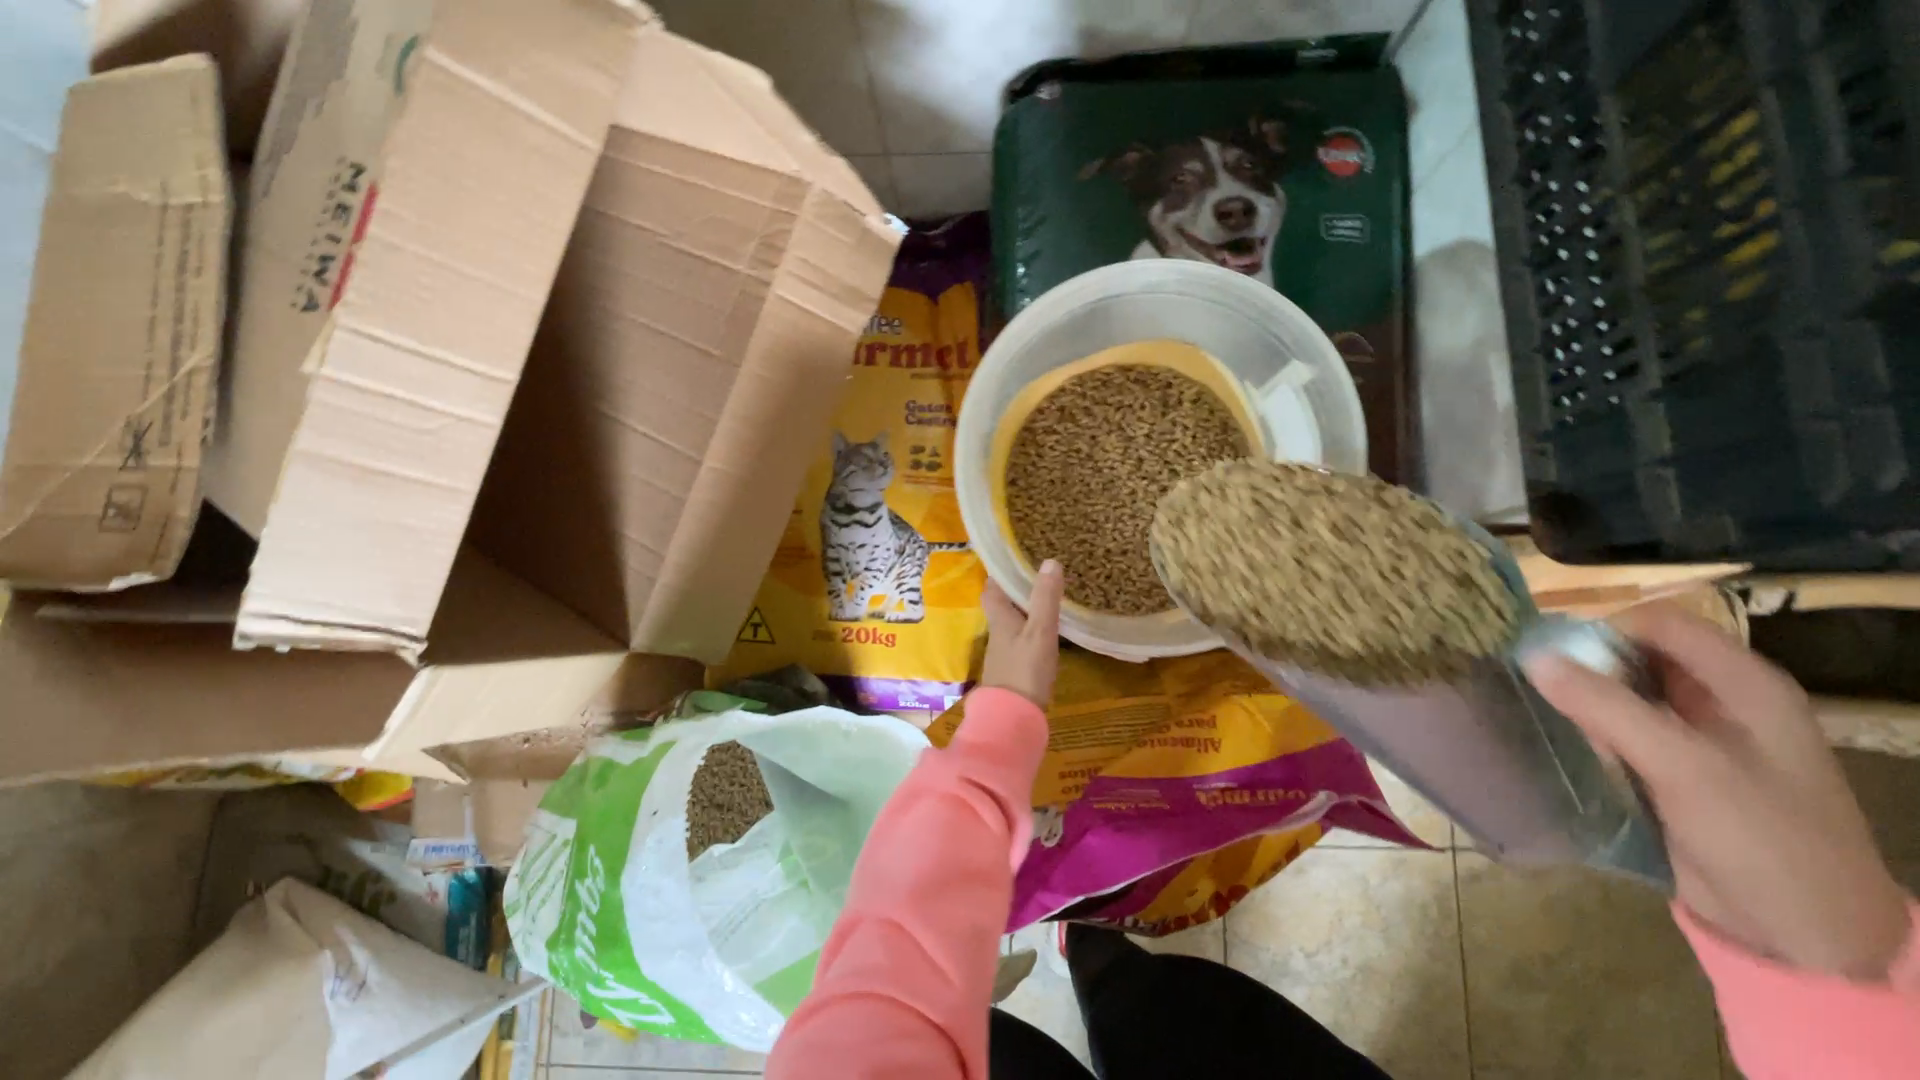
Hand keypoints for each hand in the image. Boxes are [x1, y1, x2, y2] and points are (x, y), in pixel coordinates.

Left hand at [980, 560, 1064, 707]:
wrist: (1012, 718)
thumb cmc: (1025, 670)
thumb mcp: (1040, 631)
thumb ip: (1045, 598)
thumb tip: (1049, 561)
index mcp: (999, 619)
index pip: (991, 590)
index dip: (999, 575)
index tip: (1014, 561)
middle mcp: (997, 634)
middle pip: (1000, 607)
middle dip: (1015, 592)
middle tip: (1036, 578)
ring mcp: (1003, 654)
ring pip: (1011, 624)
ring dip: (1024, 612)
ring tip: (1046, 601)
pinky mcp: (1013, 671)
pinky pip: (1020, 643)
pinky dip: (1030, 633)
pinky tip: (1046, 634)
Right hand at [1525, 602, 1911, 979]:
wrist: (1804, 935)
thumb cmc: (1763, 838)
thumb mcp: (1685, 767)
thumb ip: (1608, 708)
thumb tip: (1532, 657)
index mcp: (1745, 684)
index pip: (1661, 624)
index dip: (1605, 630)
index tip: (1548, 653)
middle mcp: (1721, 701)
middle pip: (1639, 656)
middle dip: (1587, 665)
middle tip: (1535, 682)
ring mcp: (1699, 739)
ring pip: (1626, 696)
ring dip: (1585, 700)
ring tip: (1538, 710)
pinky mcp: (1676, 773)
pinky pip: (1624, 734)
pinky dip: (1592, 732)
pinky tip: (1563, 742)